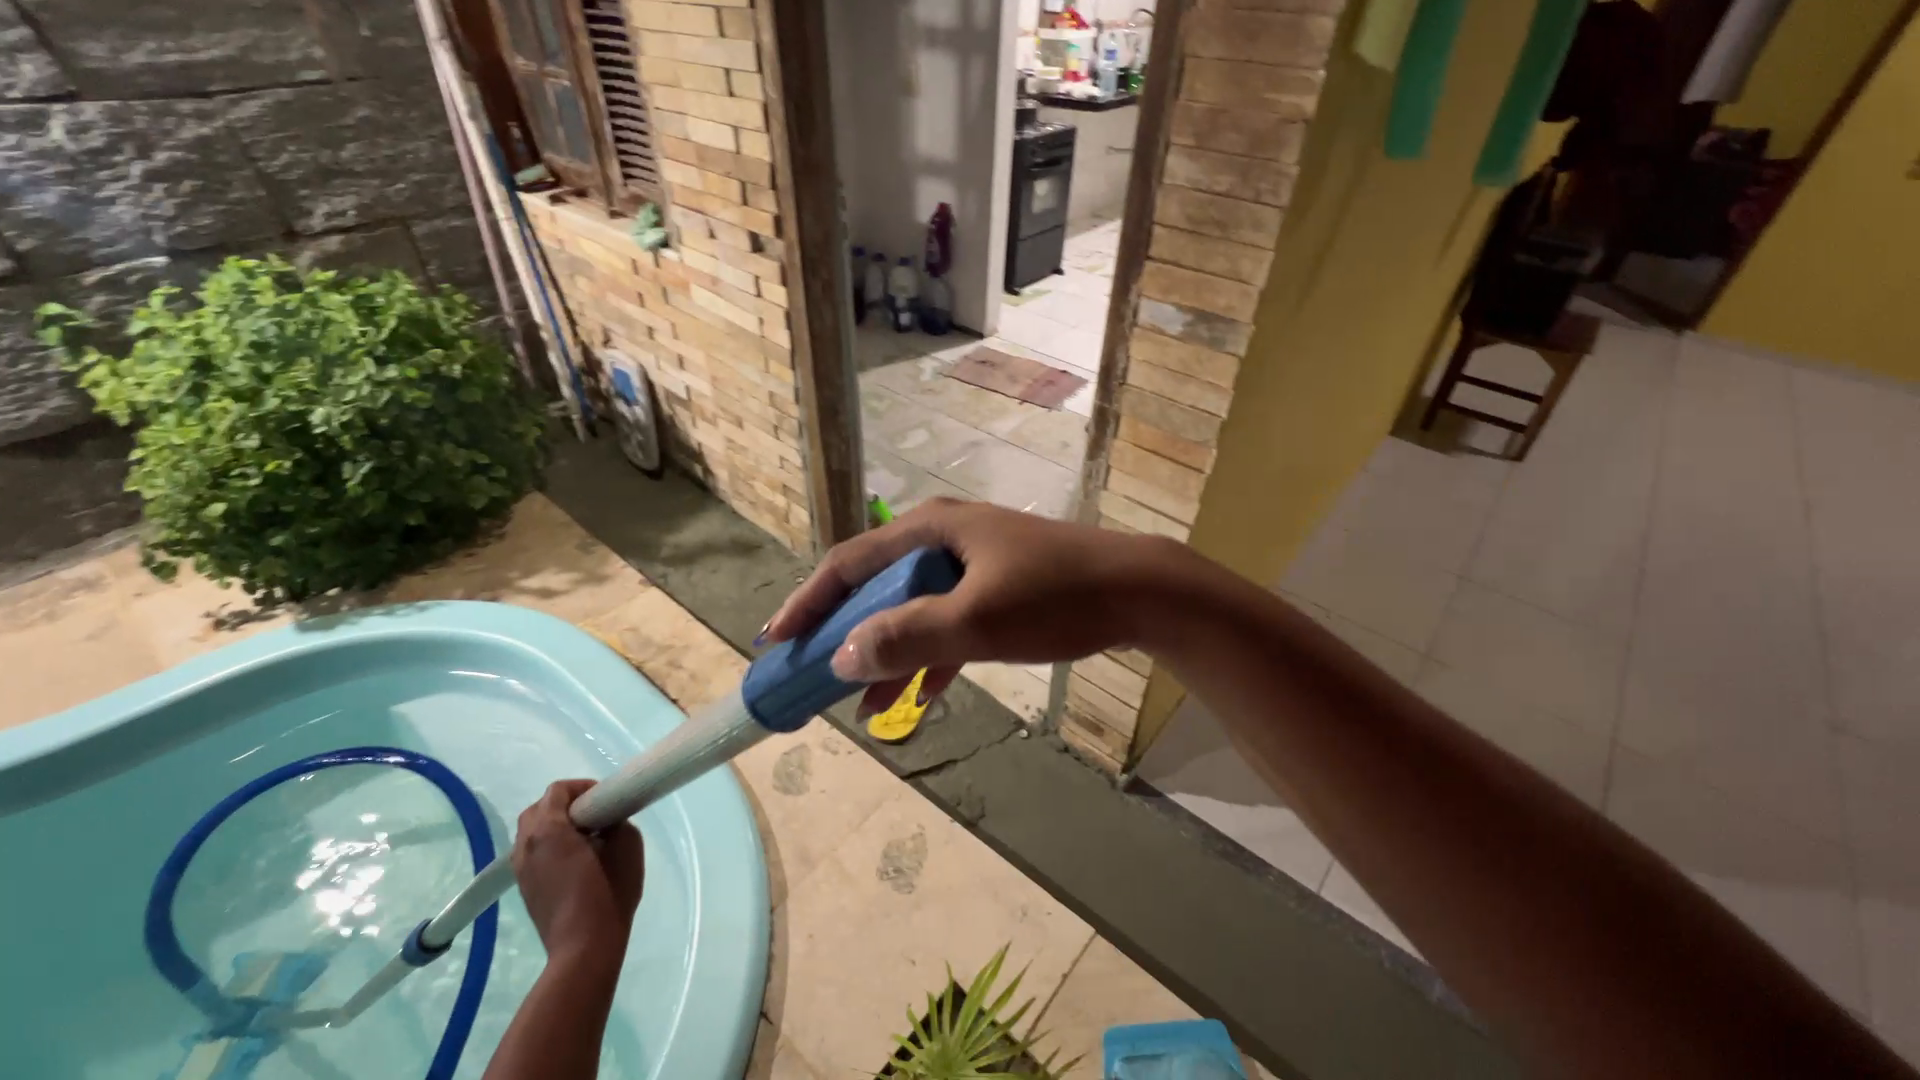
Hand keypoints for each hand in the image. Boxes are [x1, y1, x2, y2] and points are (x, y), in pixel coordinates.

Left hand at [511, 780, 644, 962]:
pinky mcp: (523, 886)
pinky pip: (532, 851)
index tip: (605, 798)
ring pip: (531, 830)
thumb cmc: (608, 894)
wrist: (583, 946)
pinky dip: (549, 844)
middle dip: (566, 804)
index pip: (557, 791)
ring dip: (555, 824)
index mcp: (548, 830)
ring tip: (584, 837)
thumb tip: (607, 821)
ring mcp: (521, 868)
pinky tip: (574, 858)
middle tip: (595, 814)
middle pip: (538, 808)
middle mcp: (526, 844)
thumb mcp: (627, 846)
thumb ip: (616, 823)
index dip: (582, 787)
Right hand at [763, 498, 1182, 715]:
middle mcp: (944, 538)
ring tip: (857, 705)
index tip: (775, 643)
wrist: (1139, 593)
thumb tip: (840, 657)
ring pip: (910, 611)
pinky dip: (926, 659)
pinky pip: (944, 625)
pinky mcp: (995, 589)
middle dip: (843, 635)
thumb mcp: (974, 622)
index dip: (808, 604)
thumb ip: (904, 639)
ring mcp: (971, 564)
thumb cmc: (1054, 599)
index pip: (849, 565)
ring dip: (884, 656)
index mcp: (930, 529)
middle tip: (808, 675)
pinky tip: (911, 699)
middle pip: (876, 587)